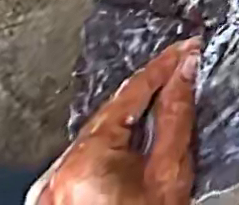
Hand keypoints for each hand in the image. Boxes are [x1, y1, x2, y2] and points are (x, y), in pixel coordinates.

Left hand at [35, 38, 200, 204]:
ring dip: (136, 112)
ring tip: (170, 94)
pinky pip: (91, 153)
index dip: (166, 64)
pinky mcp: (53, 200)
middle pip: (115, 109)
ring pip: (102, 130)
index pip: (133, 90)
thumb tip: (185, 70)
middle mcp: (59, 171)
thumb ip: (177, 114)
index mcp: (87, 159)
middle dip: (152, 87)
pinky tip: (142, 133)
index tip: (188, 48)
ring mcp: (50, 190)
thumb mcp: (170, 173)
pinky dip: (119, 138)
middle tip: (186, 66)